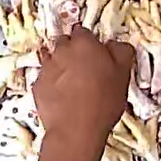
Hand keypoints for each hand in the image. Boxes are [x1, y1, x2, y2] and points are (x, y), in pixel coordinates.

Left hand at [29, 26, 133, 153]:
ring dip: (62, 65)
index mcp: (84, 43)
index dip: (90, 40)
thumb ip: (121, 51)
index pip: (83, 30)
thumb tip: (115, 44)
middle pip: (65, 43)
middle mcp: (61, 51)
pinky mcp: (36, 87)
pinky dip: (53, 82)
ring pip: (53, 60)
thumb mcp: (124, 72)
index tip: (97, 52)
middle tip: (87, 66)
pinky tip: (64, 95)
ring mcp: (45, 69)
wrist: (76, 130)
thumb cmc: (104, 98)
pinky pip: (46, 78)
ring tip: (74, 82)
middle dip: (73, 50)